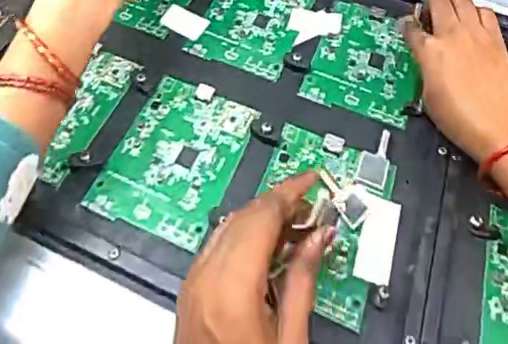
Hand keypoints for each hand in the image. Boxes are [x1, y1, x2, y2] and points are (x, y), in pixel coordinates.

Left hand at [177, 173, 332, 343]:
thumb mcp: (290, 338)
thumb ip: (304, 278)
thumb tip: (319, 235)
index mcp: (231, 288)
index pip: (264, 213)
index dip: (292, 190)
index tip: (313, 178)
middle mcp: (205, 279)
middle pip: (246, 214)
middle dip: (281, 203)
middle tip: (313, 206)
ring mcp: (192, 285)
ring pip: (230, 224)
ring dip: (263, 218)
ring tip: (297, 227)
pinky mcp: (188, 294)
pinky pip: (218, 246)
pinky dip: (244, 236)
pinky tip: (268, 248)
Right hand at [403, 0, 507, 161]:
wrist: (500, 127)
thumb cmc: (464, 120)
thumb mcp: (428, 96)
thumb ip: (424, 67)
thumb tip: (425, 58)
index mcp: (430, 51)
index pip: (411, 27)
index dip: (407, 26)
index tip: (409, 27)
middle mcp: (452, 35)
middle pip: (437, 0)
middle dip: (429, 4)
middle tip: (429, 14)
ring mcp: (475, 33)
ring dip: (453, 2)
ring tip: (452, 12)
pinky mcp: (495, 38)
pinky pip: (485, 11)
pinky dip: (478, 11)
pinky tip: (475, 21)